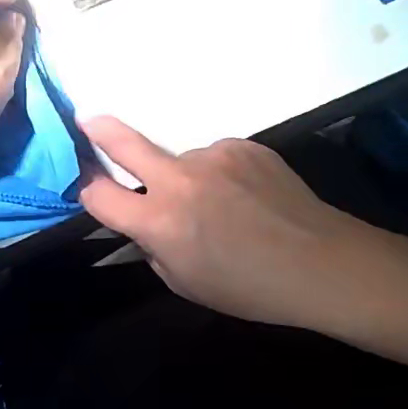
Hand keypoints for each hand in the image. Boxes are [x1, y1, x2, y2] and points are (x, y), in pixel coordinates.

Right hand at [78, 117, 373, 328]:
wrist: (321, 263)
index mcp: (161, 221)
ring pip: (184, 161)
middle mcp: (181, 179)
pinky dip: (221, 175)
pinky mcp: (245, 146)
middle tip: (87, 119)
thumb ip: (154, 248)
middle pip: (125, 143)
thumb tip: (143, 225)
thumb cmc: (249, 289)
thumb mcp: (186, 283)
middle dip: (101, 130)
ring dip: (189, 179)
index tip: (88, 188)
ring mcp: (215, 155)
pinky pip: (218, 158)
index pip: (101, 195)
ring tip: (225, 208)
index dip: (88, 192)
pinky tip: (247, 197)